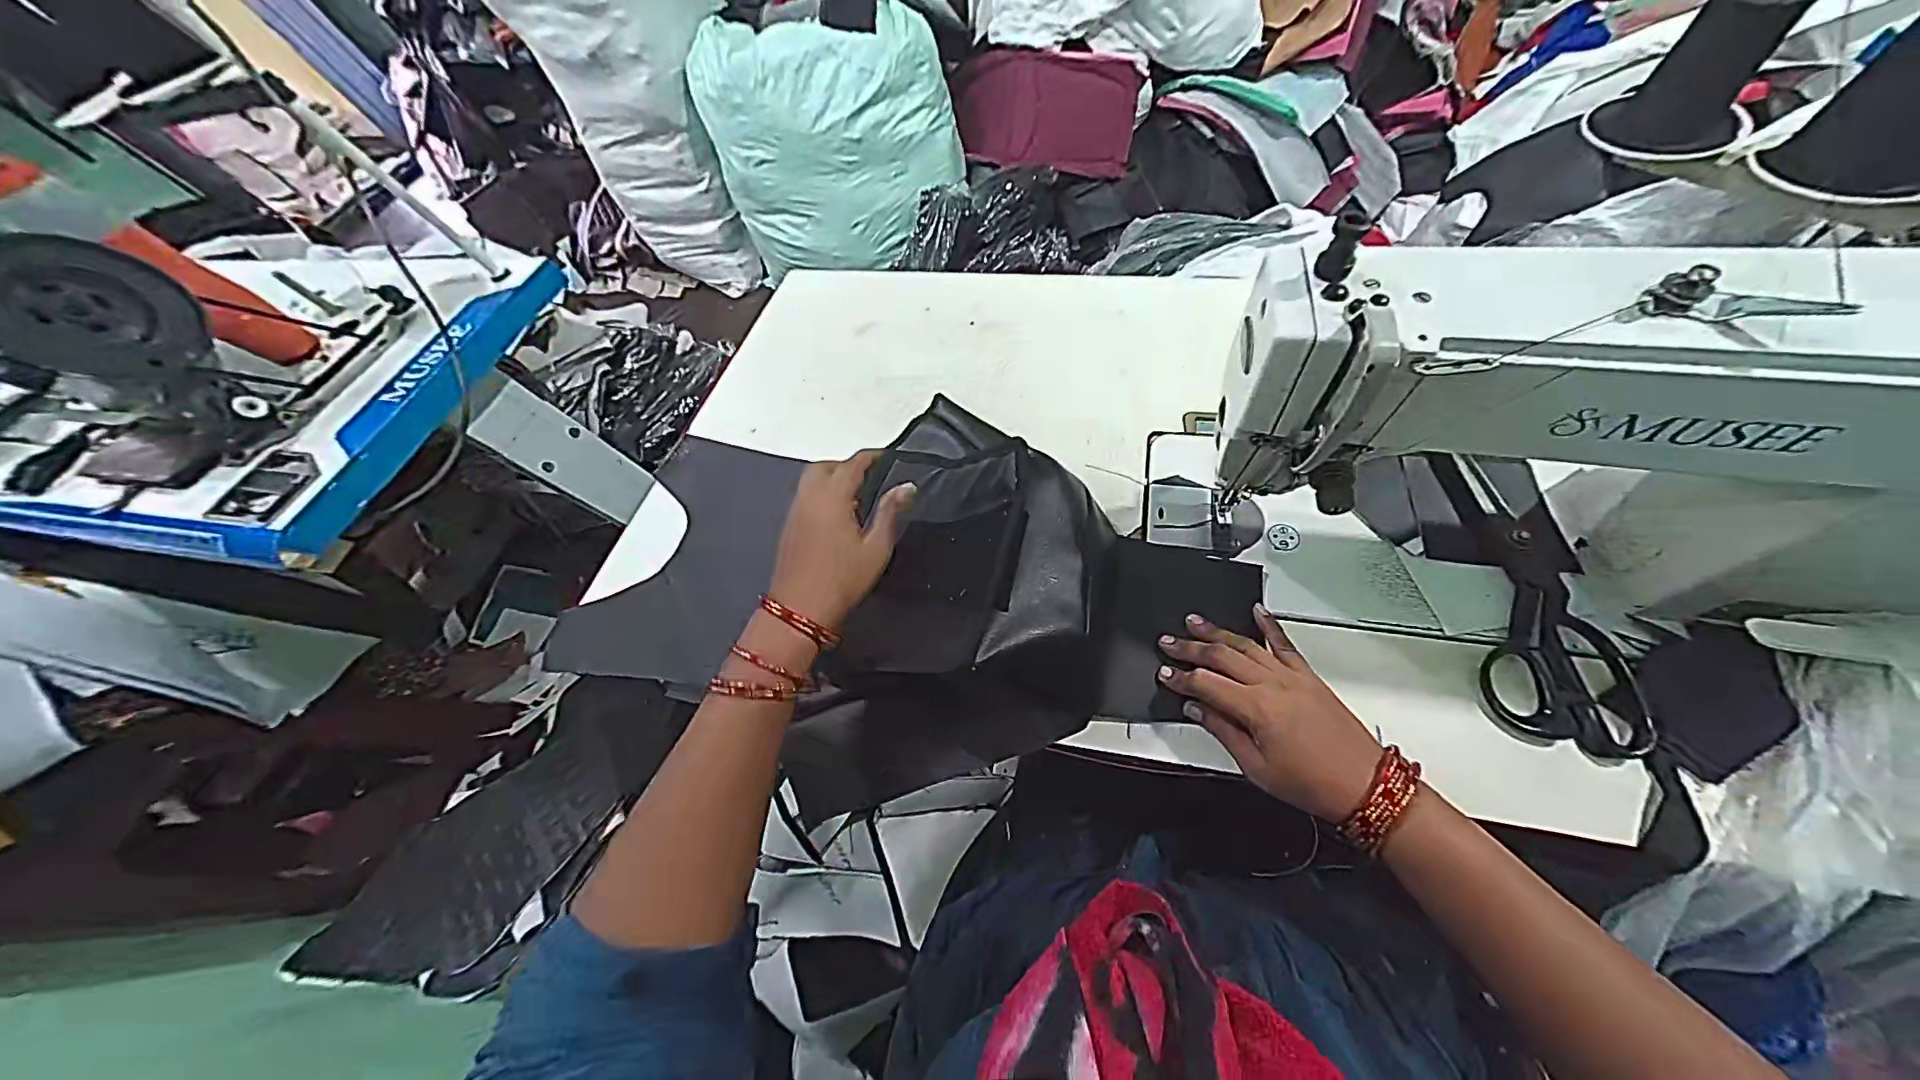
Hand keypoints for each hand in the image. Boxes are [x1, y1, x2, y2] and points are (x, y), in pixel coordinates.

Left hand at [766, 450, 914, 632]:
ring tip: (858, 499)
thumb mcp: (876, 547)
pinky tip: (839, 516)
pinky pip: (806, 496)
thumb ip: (890, 512)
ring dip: (833, 479)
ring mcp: (795, 510)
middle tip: (872, 479)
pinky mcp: (789, 526)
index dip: (873, 457)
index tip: (891, 458)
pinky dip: (822, 495)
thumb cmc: (843, 578)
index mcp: (832, 496)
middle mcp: (809, 496)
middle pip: (827, 466)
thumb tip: (906, 487)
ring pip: (812, 480)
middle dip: (848, 466)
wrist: (800, 608)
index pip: (853, 463)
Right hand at [1157, 606, 1383, 820]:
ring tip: (1195, 622)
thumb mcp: (1256, 767)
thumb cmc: (1316, 783)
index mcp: (1256, 709)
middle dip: (1189, 648)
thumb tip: (1198, 710)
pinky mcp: (1309, 677)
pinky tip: (1257, 612)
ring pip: (1246, 644)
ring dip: (1217, 631)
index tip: (1165, 675)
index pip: (1205, 683)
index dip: (1180, 678)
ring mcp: (1292, 677)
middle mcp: (1274, 686)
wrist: (1365, 785)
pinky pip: (1284, 644)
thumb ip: (1223, 731)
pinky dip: (1269, 625)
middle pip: (1220, 656)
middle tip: (1169, 643)